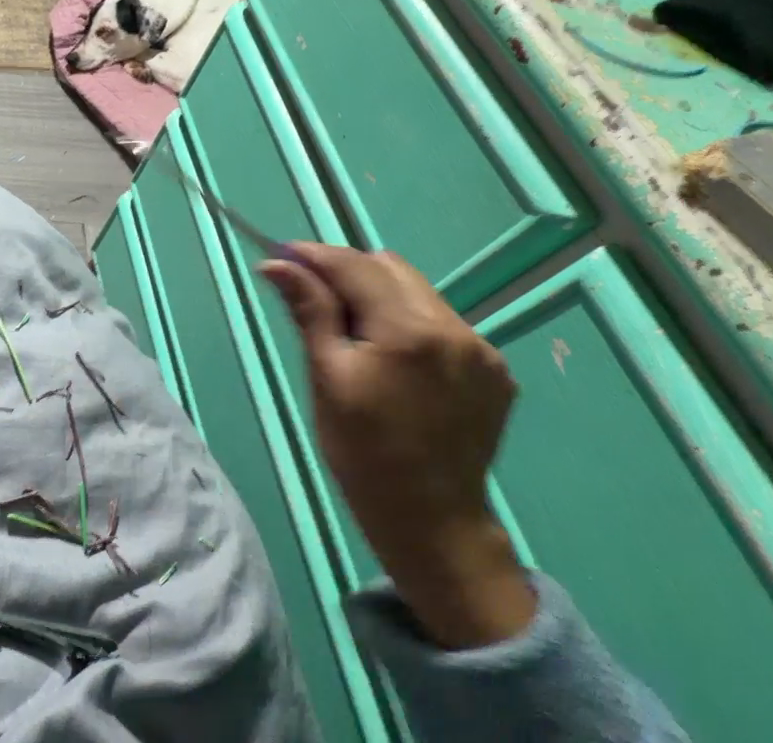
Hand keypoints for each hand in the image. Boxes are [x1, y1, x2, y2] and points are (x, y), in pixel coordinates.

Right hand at [261, 244, 535, 648]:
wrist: (429, 516)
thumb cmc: (362, 449)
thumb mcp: (327, 376)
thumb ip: (310, 312)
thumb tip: (277, 266)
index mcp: (409, 331)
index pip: (357, 267)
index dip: (315, 256)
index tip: (281, 257)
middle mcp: (455, 329)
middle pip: (392, 269)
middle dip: (348, 273)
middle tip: (311, 298)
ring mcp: (482, 350)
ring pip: (419, 294)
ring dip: (379, 299)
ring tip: (351, 335)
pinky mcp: (495, 372)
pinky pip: (444, 325)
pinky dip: (409, 326)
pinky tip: (391, 361)